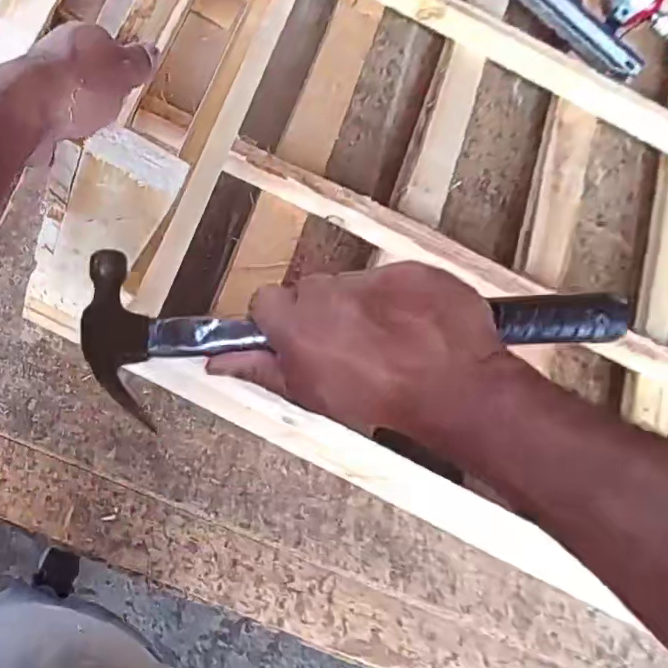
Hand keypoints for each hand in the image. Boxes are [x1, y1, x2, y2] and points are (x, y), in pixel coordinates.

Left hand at [14, 23, 157, 143]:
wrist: (23, 113)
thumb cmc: (78, 87)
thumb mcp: (120, 75)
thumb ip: (135, 66)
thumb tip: (151, 52)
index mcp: (80, 37)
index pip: (103, 43)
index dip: (114, 64)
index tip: (121, 84)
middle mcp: (50, 54)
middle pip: (73, 68)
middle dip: (85, 87)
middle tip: (99, 108)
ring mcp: (27, 84)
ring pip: (51, 93)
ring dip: (61, 109)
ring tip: (76, 129)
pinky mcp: (13, 115)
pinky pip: (35, 122)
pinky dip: (43, 132)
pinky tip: (52, 145)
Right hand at [206, 262, 519, 437]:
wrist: (452, 389)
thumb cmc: (375, 397)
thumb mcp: (304, 391)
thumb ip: (256, 368)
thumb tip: (215, 363)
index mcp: (293, 321)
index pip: (264, 301)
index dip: (277, 319)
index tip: (289, 336)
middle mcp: (326, 292)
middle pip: (308, 291)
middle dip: (318, 312)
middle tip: (339, 344)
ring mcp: (371, 278)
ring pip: (349, 284)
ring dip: (357, 305)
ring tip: (381, 338)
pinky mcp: (411, 270)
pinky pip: (391, 279)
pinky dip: (397, 298)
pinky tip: (409, 327)